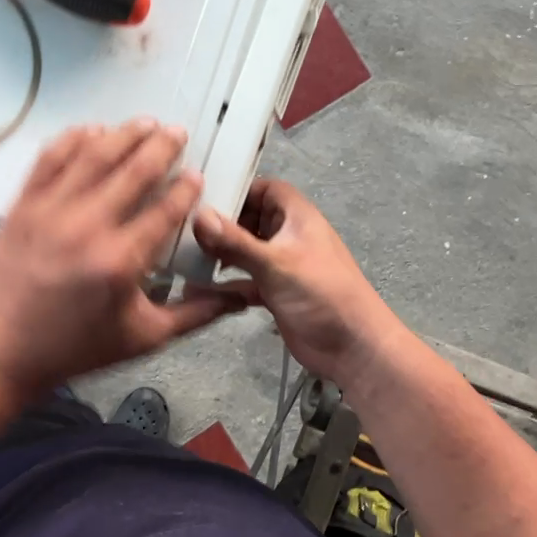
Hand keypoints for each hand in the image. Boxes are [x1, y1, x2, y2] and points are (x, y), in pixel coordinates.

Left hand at [0, 120, 248, 393]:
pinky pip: (50, 159)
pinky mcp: (23, 206)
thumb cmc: (80, 345)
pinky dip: (73, 140)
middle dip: (161, 147)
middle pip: (133, 171)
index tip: (196, 175)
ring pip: (93, 156)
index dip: (185, 188)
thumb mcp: (145, 337)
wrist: (7, 348)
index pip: (164, 210)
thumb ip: (196, 313)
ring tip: (145, 123)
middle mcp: (86, 229)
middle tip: (177, 133)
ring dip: (123, 135)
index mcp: (120, 262)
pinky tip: (93, 130)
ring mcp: (50, 212)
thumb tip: (241, 297)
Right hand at [193, 179, 403, 381]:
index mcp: (297, 217)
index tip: (203, 200)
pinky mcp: (275, 293)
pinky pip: (246, 282)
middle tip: (184, 231)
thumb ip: (235, 241)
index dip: (238, 190)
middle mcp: (288, 236)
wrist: (352, 347)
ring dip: (220, 256)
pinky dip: (227, 285)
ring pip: (245, 252)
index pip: (265, 189)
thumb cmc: (320, 293)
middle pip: (250, 220)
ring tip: (184, 259)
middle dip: (221, 225)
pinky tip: (199, 291)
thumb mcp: (275, 263)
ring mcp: (282, 266)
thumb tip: (198, 216)